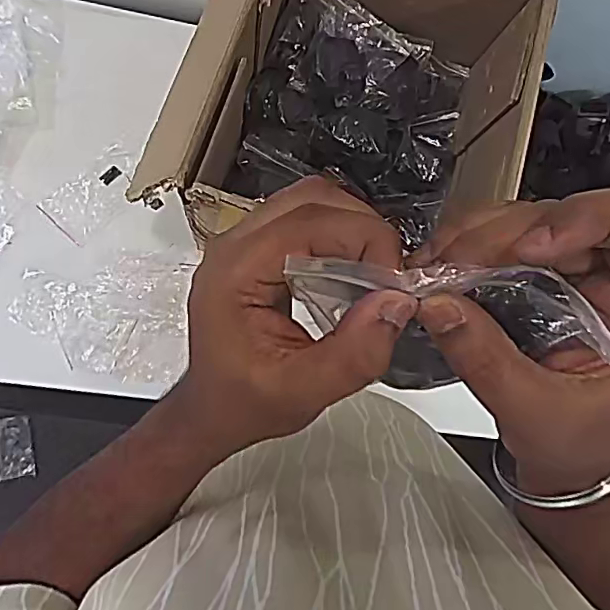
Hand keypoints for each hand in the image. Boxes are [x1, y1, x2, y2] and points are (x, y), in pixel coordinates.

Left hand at [170, 177, 416, 456]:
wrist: (215, 411)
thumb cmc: (241, 403)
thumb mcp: (302, 393)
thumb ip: (353, 355)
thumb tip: (395, 305)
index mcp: (235, 271)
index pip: (310, 220)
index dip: (365, 239)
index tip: (392, 279)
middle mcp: (236, 247)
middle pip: (314, 199)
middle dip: (365, 229)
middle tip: (388, 276)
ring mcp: (248, 245)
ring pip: (314, 202)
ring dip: (355, 231)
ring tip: (375, 276)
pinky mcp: (263, 251)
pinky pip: (310, 221)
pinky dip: (343, 239)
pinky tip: (355, 275)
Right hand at [414, 187, 609, 489]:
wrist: (561, 455)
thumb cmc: (580, 441)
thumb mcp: (537, 413)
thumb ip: (488, 361)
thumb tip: (443, 306)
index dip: (597, 216)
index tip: (538, 248)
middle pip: (572, 211)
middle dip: (509, 233)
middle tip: (462, 268)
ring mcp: (571, 267)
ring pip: (529, 216)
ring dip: (477, 237)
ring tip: (442, 273)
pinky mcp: (531, 269)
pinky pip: (498, 234)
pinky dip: (462, 245)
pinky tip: (439, 269)